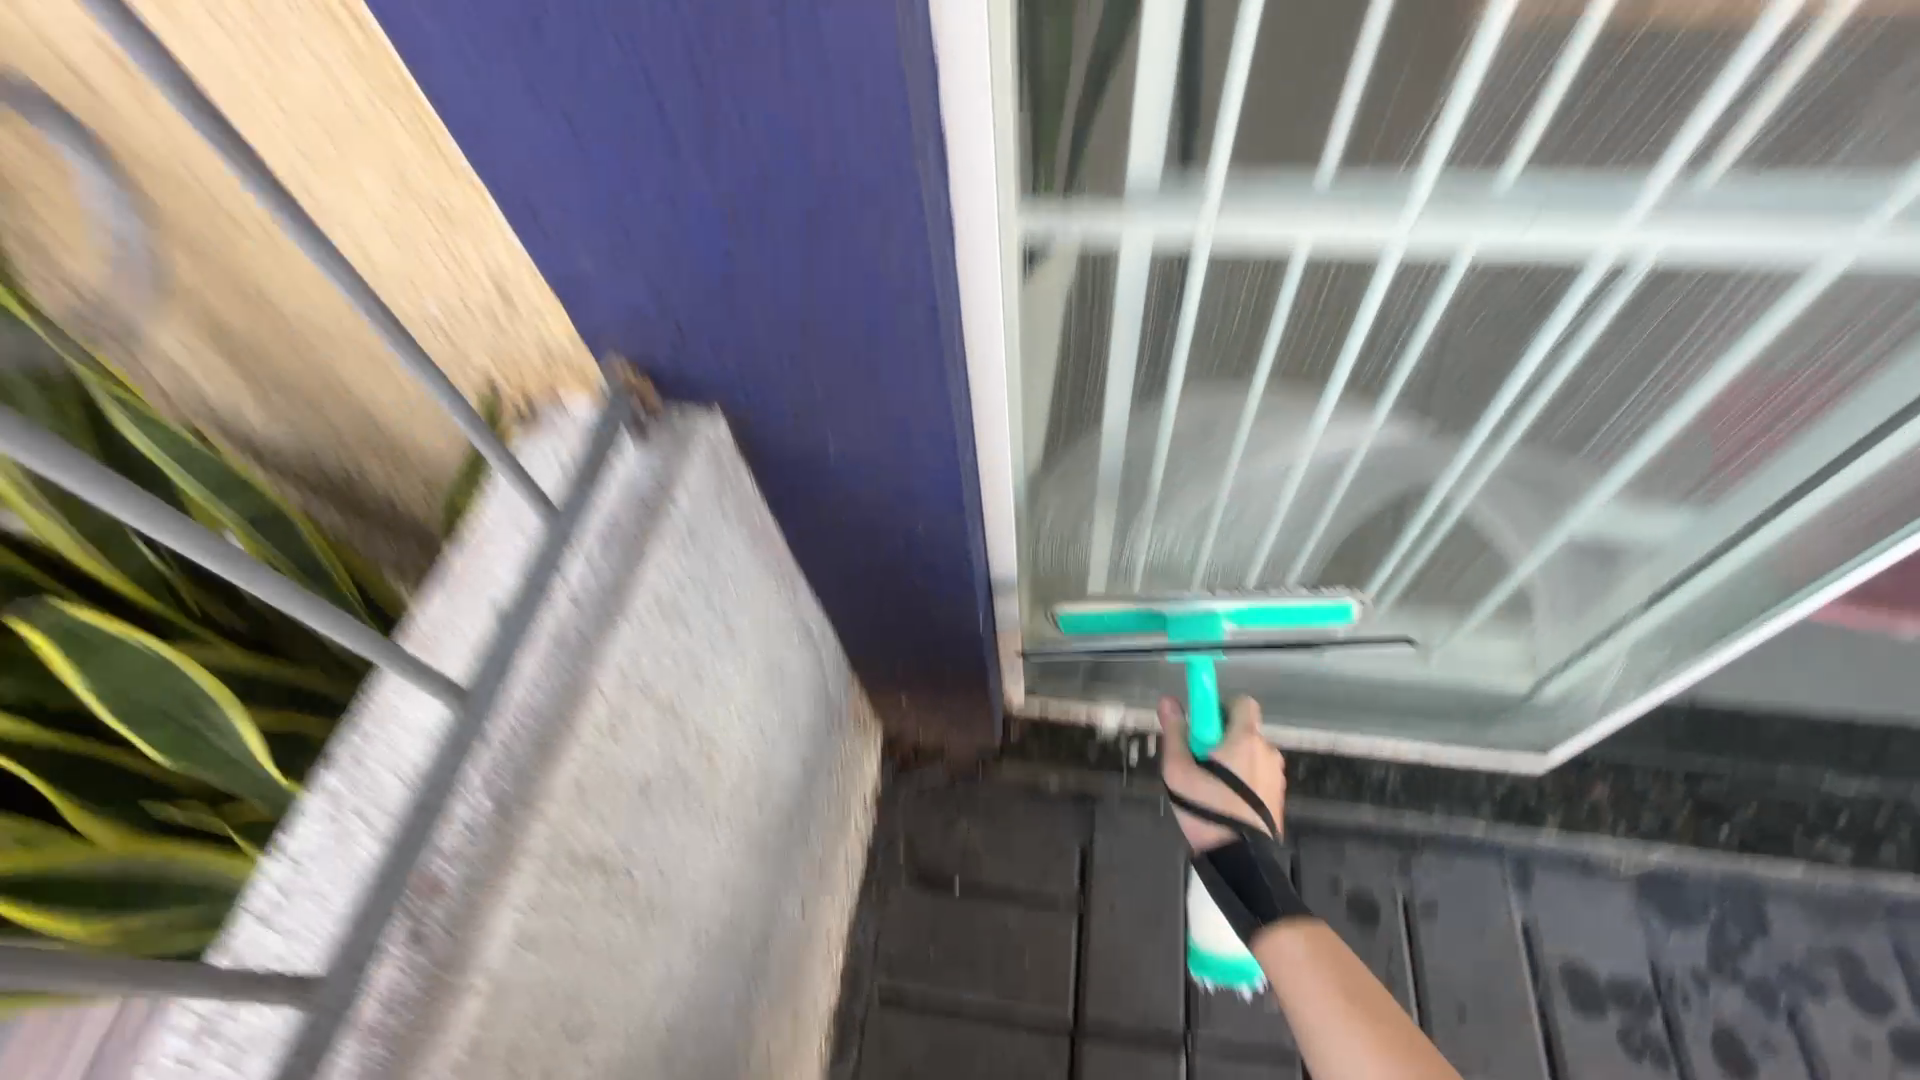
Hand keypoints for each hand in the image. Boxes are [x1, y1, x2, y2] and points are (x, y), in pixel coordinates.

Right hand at [1156, 695, 1286, 851]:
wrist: (1239, 858)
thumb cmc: (1206, 807)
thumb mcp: (1178, 769)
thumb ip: (1175, 732)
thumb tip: (1168, 700)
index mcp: (1245, 738)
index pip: (1241, 702)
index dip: (1220, 708)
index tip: (1202, 728)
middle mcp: (1267, 750)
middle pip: (1244, 729)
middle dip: (1222, 738)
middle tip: (1200, 761)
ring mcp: (1277, 774)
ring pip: (1251, 753)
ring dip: (1233, 761)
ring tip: (1211, 787)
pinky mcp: (1279, 796)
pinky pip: (1258, 774)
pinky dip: (1244, 779)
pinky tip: (1226, 801)